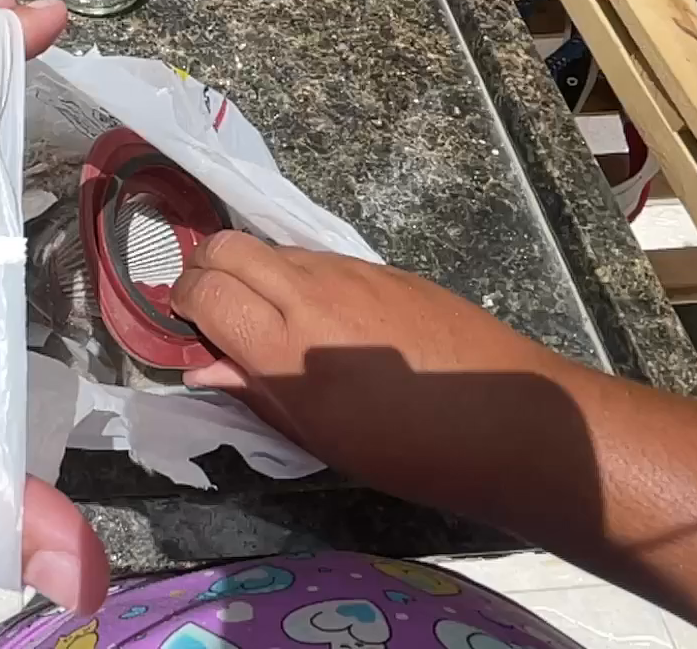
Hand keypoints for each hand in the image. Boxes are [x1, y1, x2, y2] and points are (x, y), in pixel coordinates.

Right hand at [168, 231, 592, 509]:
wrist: (515, 421)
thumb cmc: (408, 451)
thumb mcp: (318, 436)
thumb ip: (251, 391)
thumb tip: (201, 367)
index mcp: (285, 347)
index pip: (202, 291)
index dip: (181, 302)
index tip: (186, 323)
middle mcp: (306, 292)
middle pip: (223, 245)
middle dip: (201, 268)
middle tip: (211, 307)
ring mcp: (345, 270)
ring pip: (266, 245)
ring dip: (247, 268)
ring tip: (266, 313)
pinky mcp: (377, 264)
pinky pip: (311, 254)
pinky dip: (291, 273)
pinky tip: (319, 313)